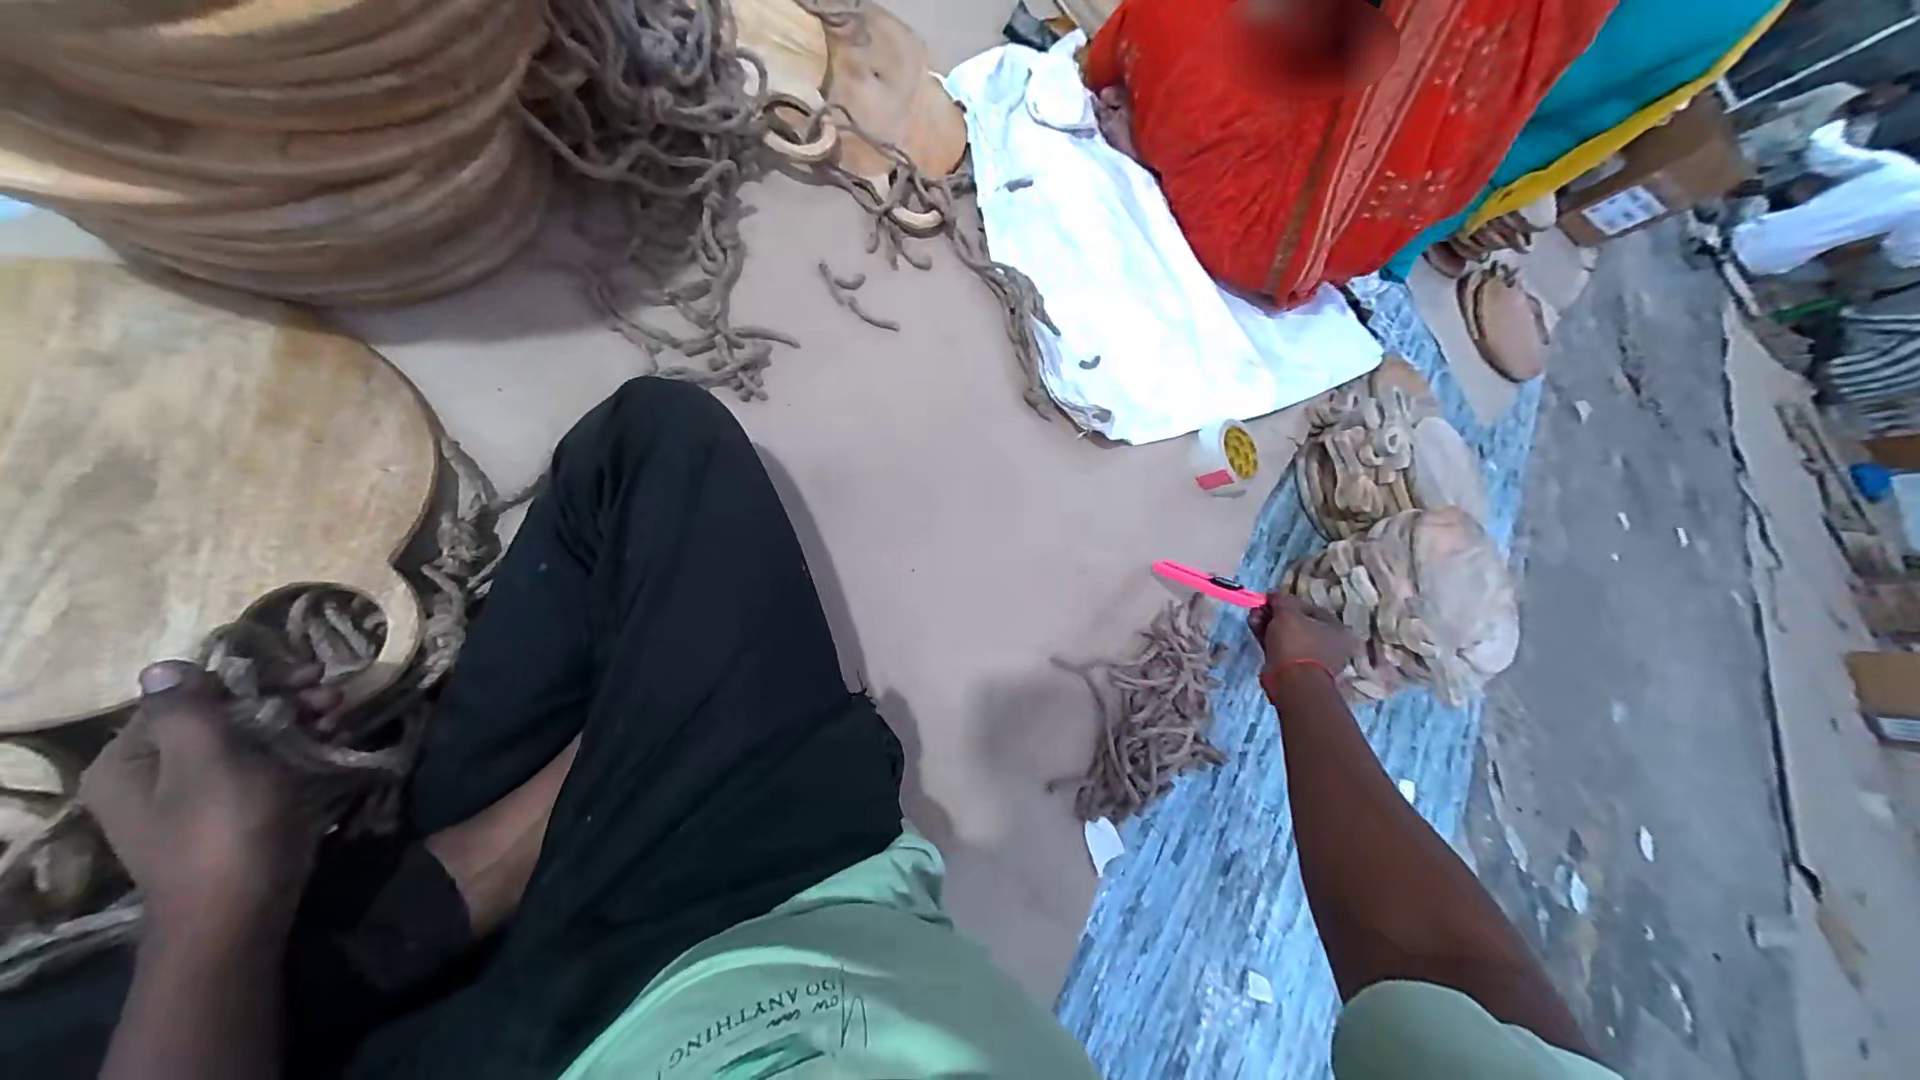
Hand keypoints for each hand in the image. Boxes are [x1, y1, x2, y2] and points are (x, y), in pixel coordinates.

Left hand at [80, 661, 326, 948]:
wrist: (240, 909)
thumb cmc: (224, 829)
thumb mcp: (209, 762)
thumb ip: (187, 710)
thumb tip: (164, 665)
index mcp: (131, 760)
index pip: (189, 696)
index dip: (251, 678)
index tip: (310, 674)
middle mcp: (153, 773)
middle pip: (224, 714)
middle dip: (283, 699)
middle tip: (333, 695)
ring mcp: (194, 794)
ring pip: (250, 737)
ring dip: (297, 720)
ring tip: (340, 717)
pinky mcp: (232, 808)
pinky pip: (262, 762)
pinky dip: (297, 746)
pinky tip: (331, 742)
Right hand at [1249, 595, 1357, 692]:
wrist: (1291, 681)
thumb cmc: (1297, 642)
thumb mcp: (1288, 613)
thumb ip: (1282, 599)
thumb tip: (1274, 594)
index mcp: (1336, 629)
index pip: (1310, 608)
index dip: (1288, 601)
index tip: (1269, 599)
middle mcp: (1326, 643)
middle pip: (1295, 622)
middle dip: (1274, 613)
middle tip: (1258, 608)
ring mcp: (1309, 656)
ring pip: (1285, 634)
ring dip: (1267, 623)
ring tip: (1252, 616)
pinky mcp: (1292, 667)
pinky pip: (1278, 646)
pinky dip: (1266, 636)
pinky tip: (1253, 626)